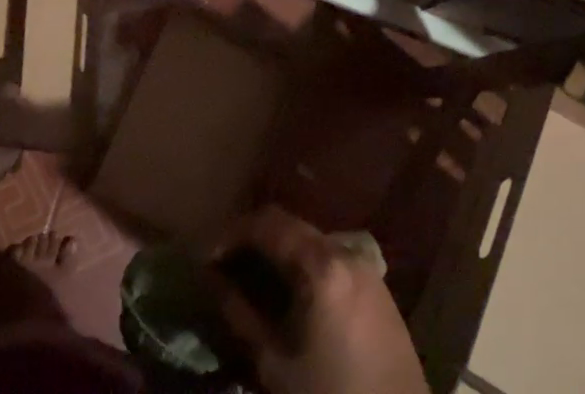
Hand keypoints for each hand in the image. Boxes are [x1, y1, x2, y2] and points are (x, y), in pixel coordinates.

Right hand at [217, 207, 426, 393]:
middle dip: (250, 238)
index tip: (205, 259)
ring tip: (251, 277)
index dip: (228, 234)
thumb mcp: (273, 361)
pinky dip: (302, 264)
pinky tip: (288, 293)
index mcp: (321, 267)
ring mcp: (367, 272)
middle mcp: (346, 256)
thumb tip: (211, 278)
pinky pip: (331, 260)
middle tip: (223, 264)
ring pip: (309, 241)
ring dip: (276, 250)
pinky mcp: (379, 292)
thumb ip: (237, 312)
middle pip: (288, 225)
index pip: (265, 224)